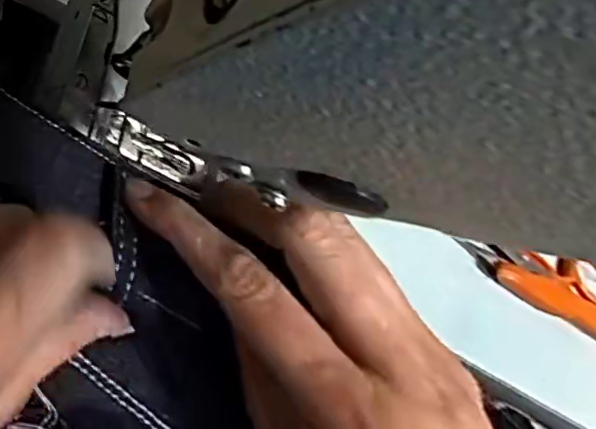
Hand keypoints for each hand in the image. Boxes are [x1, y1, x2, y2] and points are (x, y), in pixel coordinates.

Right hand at [126, 179, 484, 428]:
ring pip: (346, 232)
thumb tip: (217, 274)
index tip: (152, 198)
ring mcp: (432, 345)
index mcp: (349, 405)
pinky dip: (315, 236)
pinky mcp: (442, 340)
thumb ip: (251, 356)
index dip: (191, 230)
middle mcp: (402, 361)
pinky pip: (367, 260)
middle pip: (311, 233)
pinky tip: (286, 237)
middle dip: (246, 198)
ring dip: (281, 205)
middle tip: (201, 189)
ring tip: (237, 202)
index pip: (251, 284)